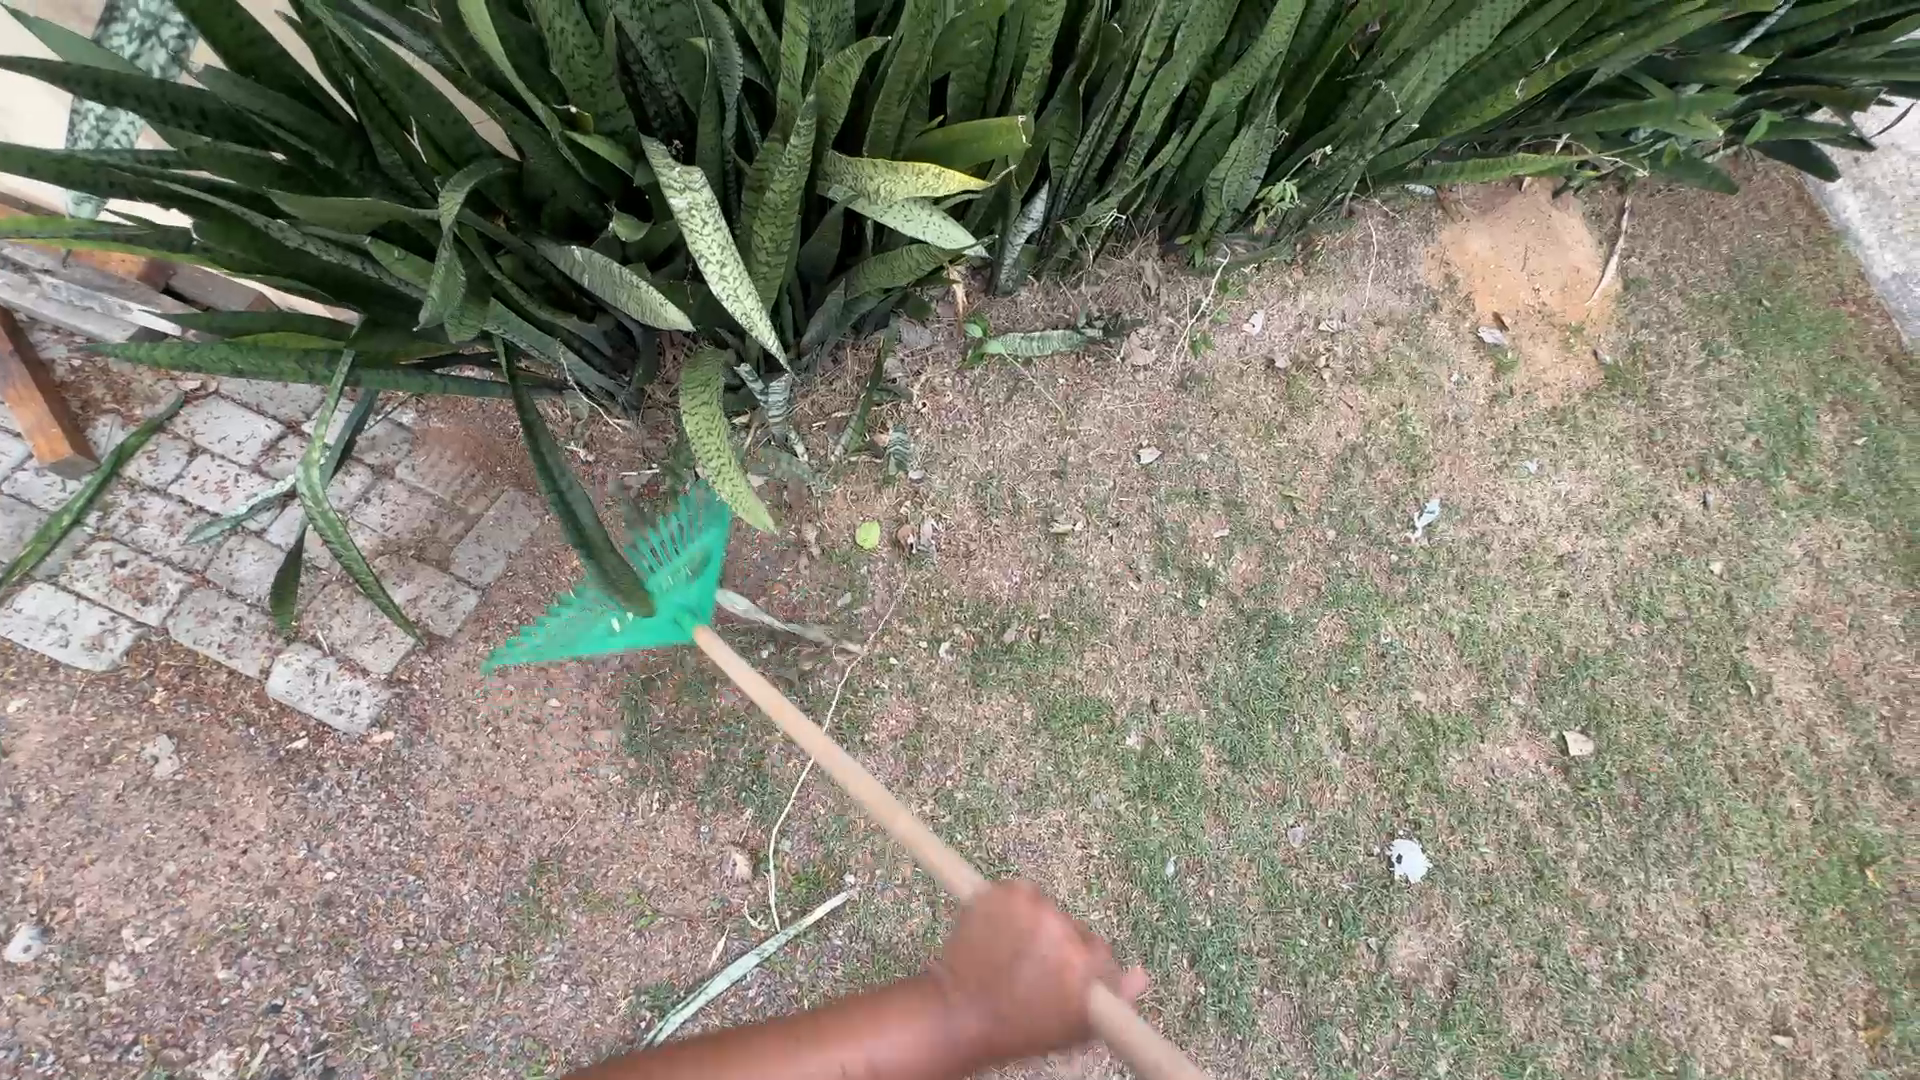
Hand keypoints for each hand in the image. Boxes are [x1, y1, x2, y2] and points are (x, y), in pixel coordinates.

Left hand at [927, 880, 1149, 1065]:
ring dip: (1033, 923)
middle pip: (1072, 926)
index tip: (1062, 976)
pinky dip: (1011, 907)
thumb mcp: (1073, 1027)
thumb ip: (1114, 999)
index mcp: (1086, 961)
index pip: (1100, 951)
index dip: (1081, 964)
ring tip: (1011, 951)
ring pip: (1045, 908)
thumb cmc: (1017, 1027)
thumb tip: (1142, 976)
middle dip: (1057, 943)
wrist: (960, 1010)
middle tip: (1031, 967)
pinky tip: (998, 932)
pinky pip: (1018, 893)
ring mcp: (1032, 904)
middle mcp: (1064, 927)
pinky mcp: (1005, 889)